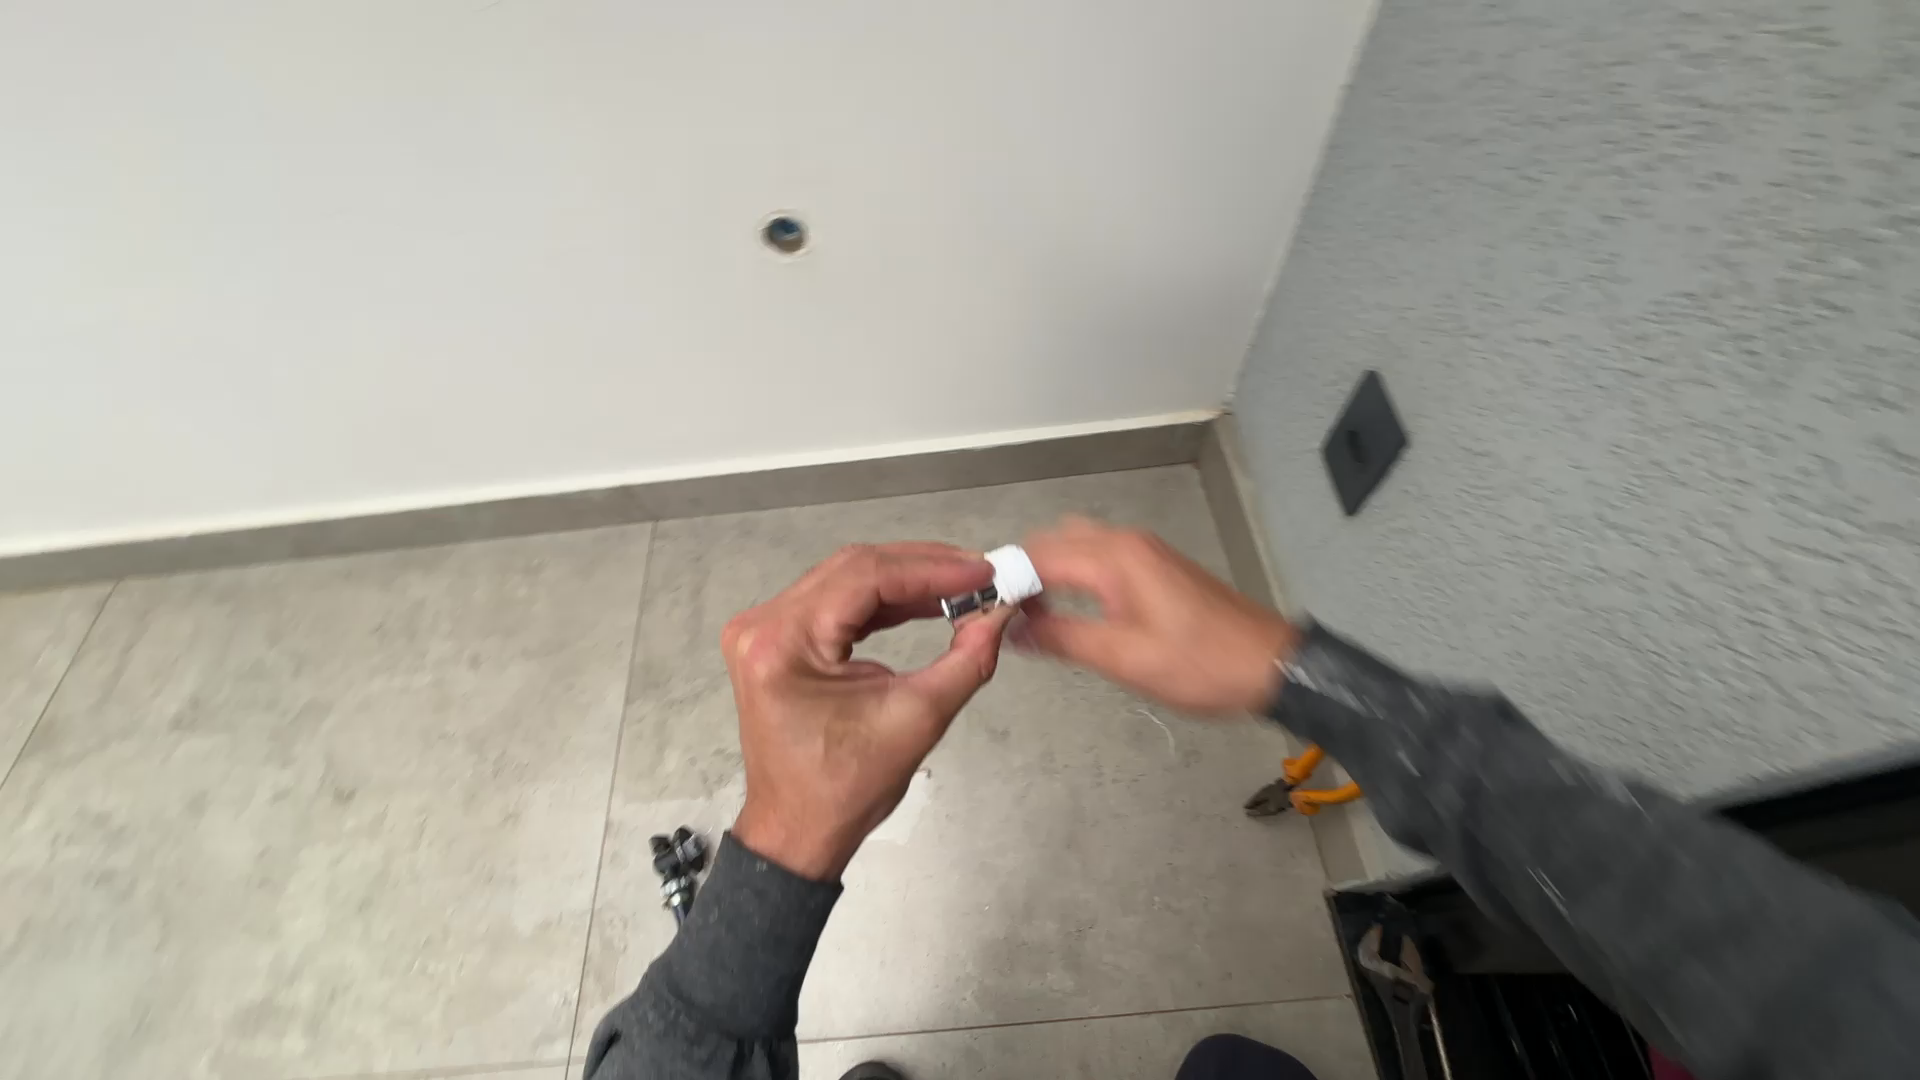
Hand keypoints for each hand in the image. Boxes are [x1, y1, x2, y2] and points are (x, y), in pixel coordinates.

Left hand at [723, 543, 1014, 880]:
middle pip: (854, 568)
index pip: (866, 578)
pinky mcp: (777, 637)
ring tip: (962, 584)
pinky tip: (926, 601)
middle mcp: (764, 622)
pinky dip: (884, 600)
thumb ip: (968, 659)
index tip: (984, 571)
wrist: (799, 830)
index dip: (931, 569)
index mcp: (784, 642)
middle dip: (923, 566)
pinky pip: (837, 601)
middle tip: (979, 573)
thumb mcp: (918, 719)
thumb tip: (1002, 611)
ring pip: (847, 579)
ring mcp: (765, 627)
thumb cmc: (850, 786)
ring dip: (907, 579)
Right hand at [1015, 518, 1297, 714]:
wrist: (1270, 665)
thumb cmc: (1197, 664)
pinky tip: (1069, 607)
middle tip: (1006, 615)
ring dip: (1049, 571)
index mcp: (1114, 558)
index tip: (984, 609)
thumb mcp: (1123, 659)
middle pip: (1053, 540)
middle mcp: (1124, 542)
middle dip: (1024, 572)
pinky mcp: (1155, 565)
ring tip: (1034, 614)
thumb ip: (1062, 639)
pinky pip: (1098, 555)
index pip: (1038, 554)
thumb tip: (1013, 631)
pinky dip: (1073, 573)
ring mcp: (1143, 550)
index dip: (1006, 579)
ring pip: (1076, 544)